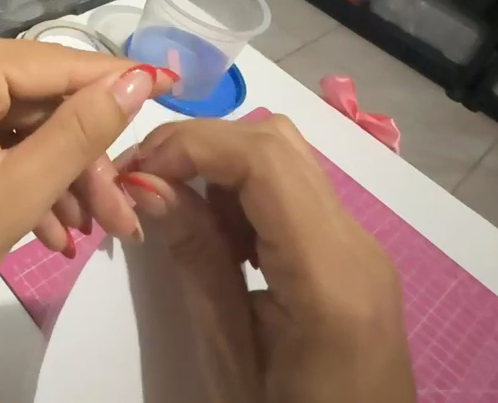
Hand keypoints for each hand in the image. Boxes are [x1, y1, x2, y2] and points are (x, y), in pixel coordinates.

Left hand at [0, 32, 174, 347]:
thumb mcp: (12, 193)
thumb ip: (79, 132)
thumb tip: (136, 78)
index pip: (55, 63)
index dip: (117, 81)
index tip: (174, 88)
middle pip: (37, 96)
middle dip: (83, 157)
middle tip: (123, 214)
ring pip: (15, 120)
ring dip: (54, 173)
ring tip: (92, 230)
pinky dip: (16, 173)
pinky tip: (49, 225)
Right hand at [114, 115, 414, 402]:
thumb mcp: (228, 355)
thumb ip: (194, 257)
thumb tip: (144, 179)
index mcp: (331, 277)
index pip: (263, 160)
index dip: (192, 144)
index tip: (136, 169)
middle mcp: (357, 243)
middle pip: (273, 142)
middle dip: (198, 145)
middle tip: (143, 178)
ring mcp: (360, 243)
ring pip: (283, 154)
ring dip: (219, 162)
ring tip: (177, 206)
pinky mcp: (352, 250)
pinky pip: (291, 186)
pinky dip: (242, 186)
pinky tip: (219, 231)